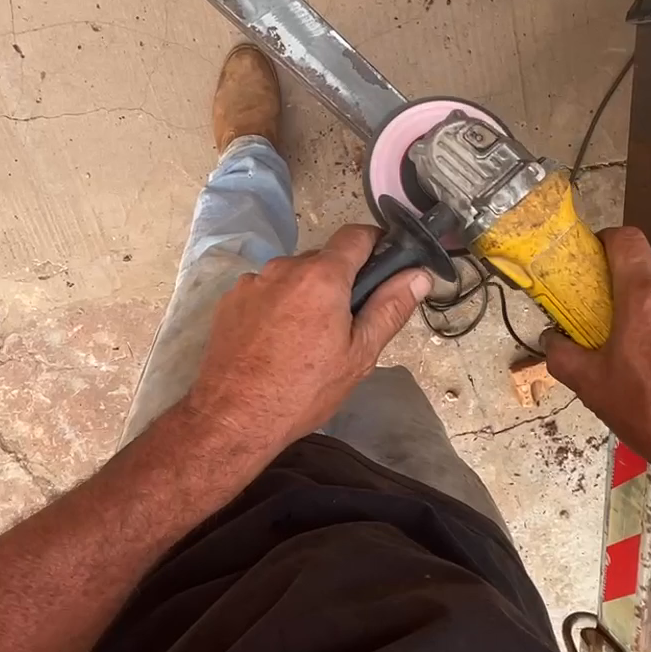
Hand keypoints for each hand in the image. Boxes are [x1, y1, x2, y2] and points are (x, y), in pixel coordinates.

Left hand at [181, 224, 430, 453]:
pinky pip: (266, 291)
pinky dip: (277, 307)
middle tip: (346, 324)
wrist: (233, 416)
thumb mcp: (359, 354)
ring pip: (294, 277)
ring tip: (306, 341)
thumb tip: (418, 276)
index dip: (376, 244)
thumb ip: (390, 308)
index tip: (383, 266)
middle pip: (324, 259)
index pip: (356, 235)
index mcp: (322, 276)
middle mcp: (285, 267)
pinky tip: (276, 343)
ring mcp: (253, 281)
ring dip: (306, 295)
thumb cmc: (302, 389)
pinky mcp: (231, 299)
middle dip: (339, 281)